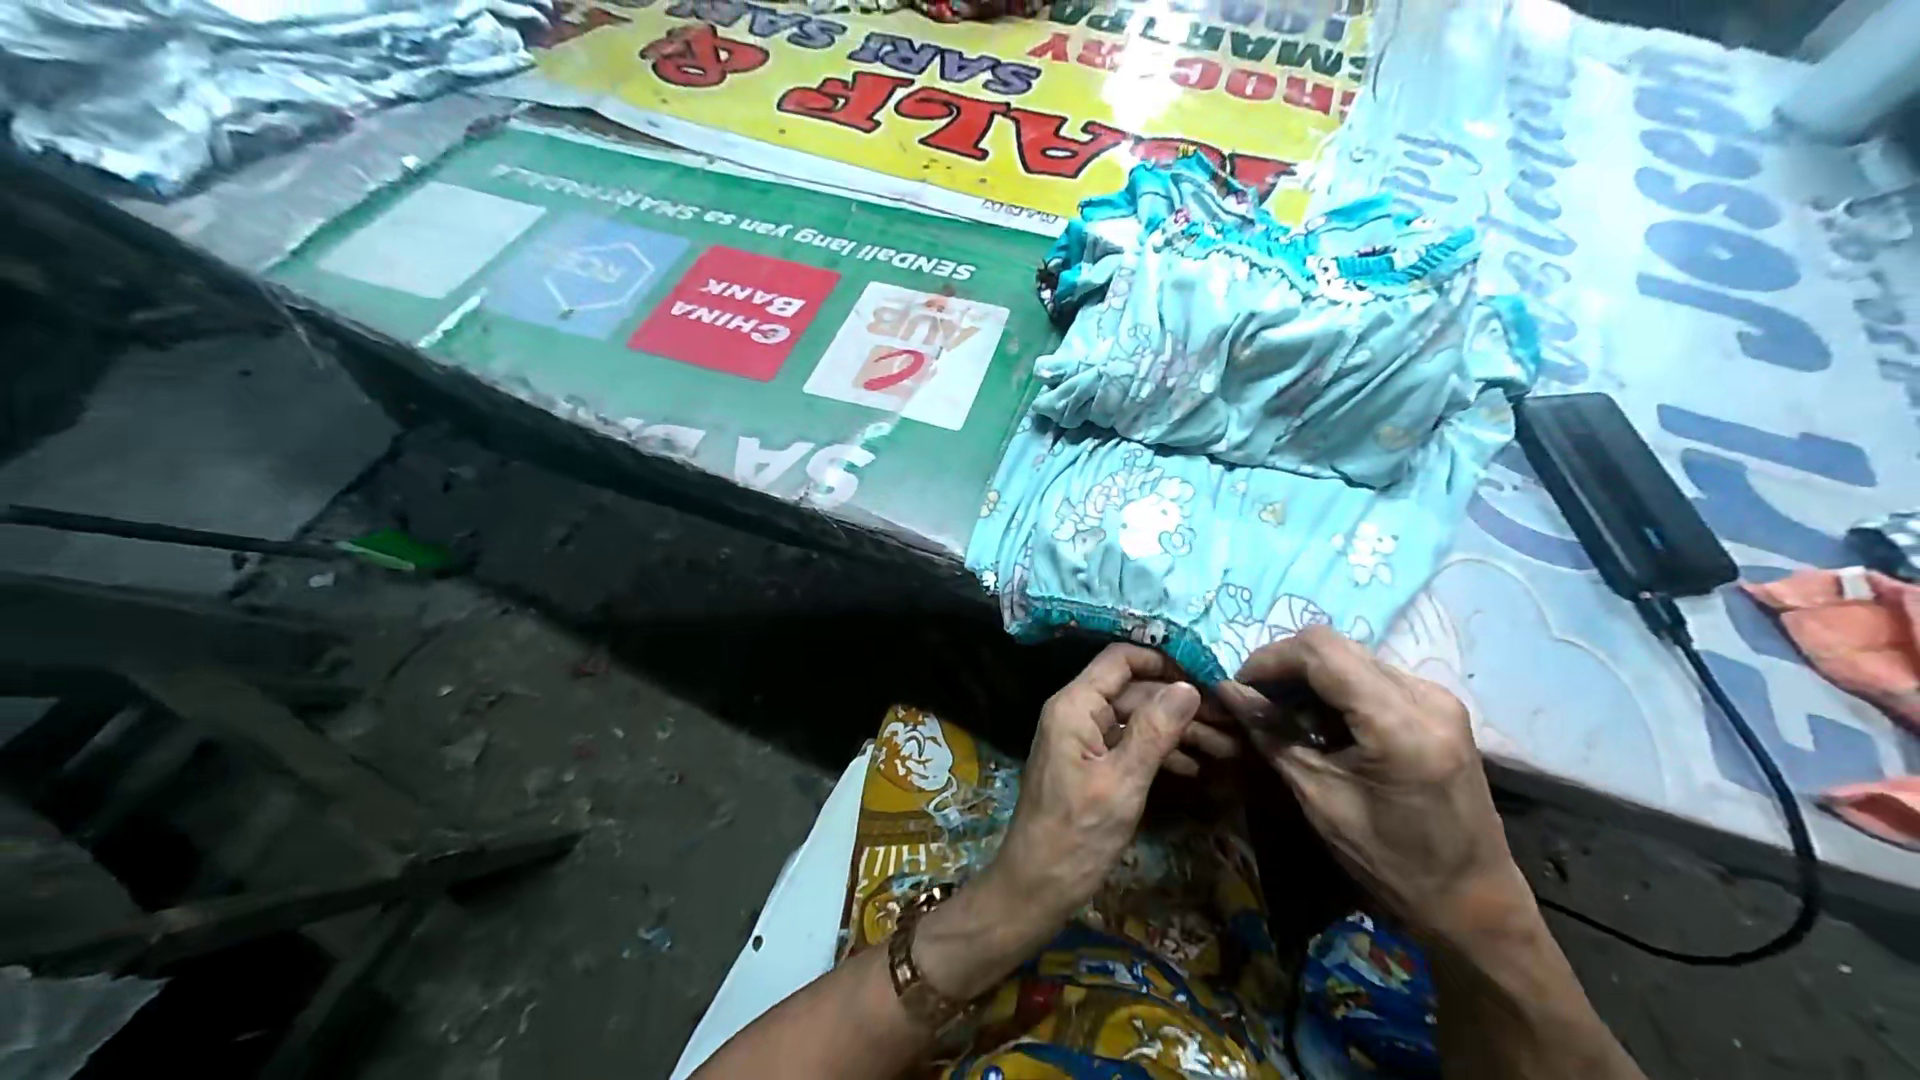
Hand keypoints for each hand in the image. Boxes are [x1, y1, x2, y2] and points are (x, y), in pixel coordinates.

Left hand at [992, 645, 1208, 921]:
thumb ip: (1154, 731)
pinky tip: (1196, 767)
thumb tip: (1188, 687)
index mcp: (1075, 706)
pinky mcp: (1091, 764)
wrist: (1037, 885)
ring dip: (1178, 730)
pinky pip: (1129, 744)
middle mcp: (1076, 713)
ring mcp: (1083, 739)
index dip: (1163, 662)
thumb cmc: (1077, 834)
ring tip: (1228, 749)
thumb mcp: (1123, 781)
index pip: (1120, 659)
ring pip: (1136, 718)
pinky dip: (1160, 751)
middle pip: (1134, 690)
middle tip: (1232, 723)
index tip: (1208, 677)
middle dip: (1181, 703)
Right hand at [1219, 626, 1531, 946]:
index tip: (1239, 688)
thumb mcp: (1318, 797)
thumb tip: (1226, 690)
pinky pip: (1370, 674)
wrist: (1472, 901)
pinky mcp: (1437, 706)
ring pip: (1350, 655)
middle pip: (1334, 645)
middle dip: (1284, 665)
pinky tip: (1321, 721)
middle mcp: (1426, 696)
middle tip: (1255, 700)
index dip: (1269, 659)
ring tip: (1284, 713)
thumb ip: (1271, 734)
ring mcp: (1437, 697)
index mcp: (1400, 724)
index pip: (1321, 651)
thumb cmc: (1389, 861)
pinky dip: (1333, 687)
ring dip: (1307, 675)